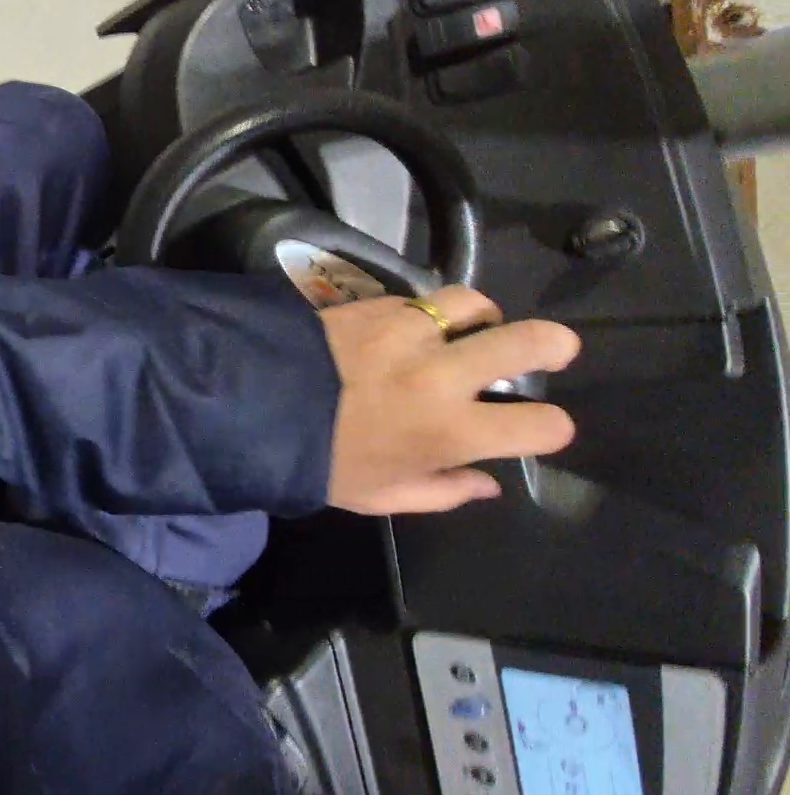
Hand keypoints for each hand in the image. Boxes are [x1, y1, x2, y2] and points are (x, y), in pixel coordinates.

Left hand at [321, 286, 580, 514]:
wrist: (245, 405)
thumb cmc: (314, 460)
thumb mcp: (377, 496)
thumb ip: (441, 491)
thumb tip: (486, 482)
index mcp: (450, 430)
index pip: (543, 424)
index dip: (546, 427)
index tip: (530, 425)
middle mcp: (440, 374)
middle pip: (530, 340)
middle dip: (549, 345)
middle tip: (540, 350)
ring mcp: (402, 332)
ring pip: (470, 303)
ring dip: (479, 316)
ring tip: (468, 330)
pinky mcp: (365, 306)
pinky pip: (412, 298)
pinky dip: (420, 311)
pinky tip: (405, 328)